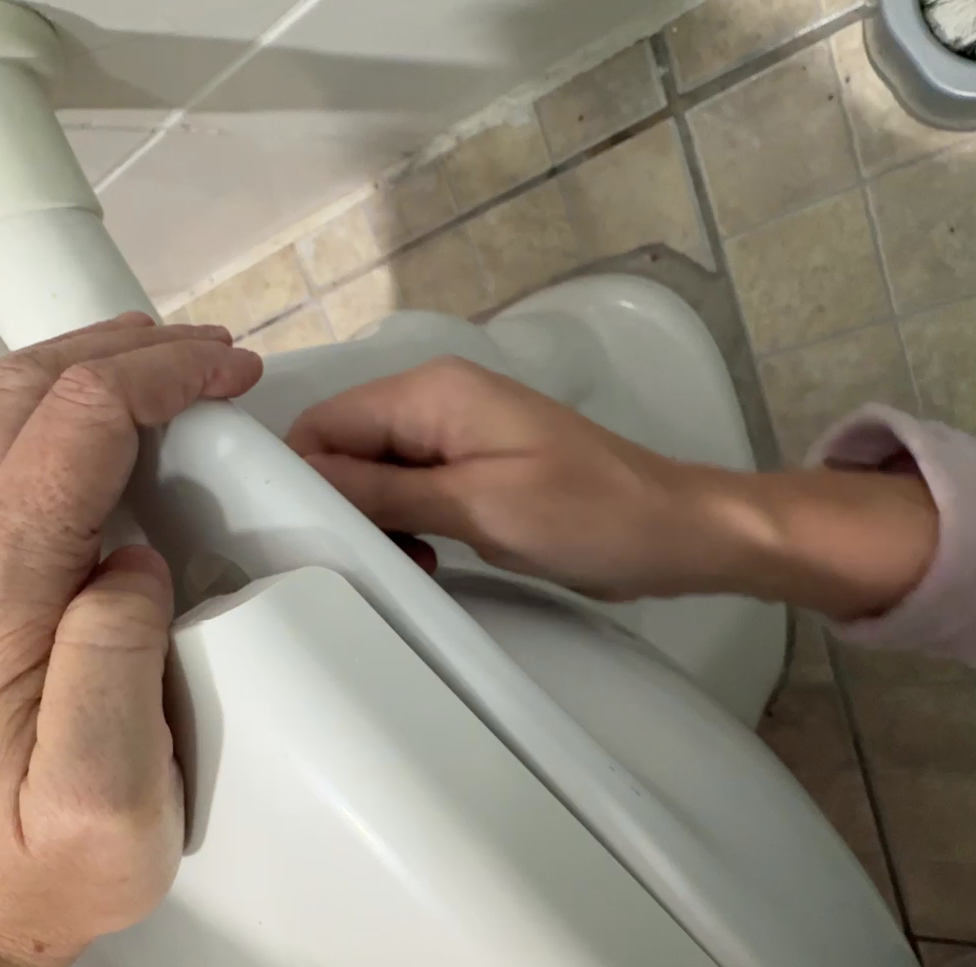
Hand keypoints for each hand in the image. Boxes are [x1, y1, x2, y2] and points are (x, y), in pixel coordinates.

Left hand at [0, 313, 261, 966]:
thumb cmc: (58, 859)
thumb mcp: (104, 796)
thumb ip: (113, 663)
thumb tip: (134, 555)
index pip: (76, 424)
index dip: (162, 377)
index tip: (236, 371)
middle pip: (25, 390)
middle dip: (130, 351)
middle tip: (216, 353)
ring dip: (78, 360)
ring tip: (161, 358)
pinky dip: (39, 396)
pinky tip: (89, 409)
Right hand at [286, 356, 726, 600]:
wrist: (673, 532)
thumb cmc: (587, 514)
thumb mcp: (478, 505)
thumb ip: (386, 491)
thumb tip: (303, 477)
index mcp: (432, 393)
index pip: (327, 421)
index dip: (303, 475)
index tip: (302, 537)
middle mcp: (437, 405)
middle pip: (349, 447)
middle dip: (342, 503)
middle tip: (362, 561)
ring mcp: (458, 440)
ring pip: (378, 475)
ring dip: (377, 521)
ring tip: (406, 564)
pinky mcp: (475, 473)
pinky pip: (414, 493)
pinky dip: (408, 526)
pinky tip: (427, 560)